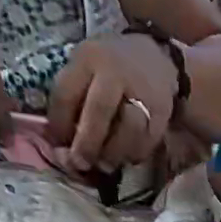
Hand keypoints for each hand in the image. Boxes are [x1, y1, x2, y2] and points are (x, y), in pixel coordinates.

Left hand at [46, 33, 179, 172]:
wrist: (154, 56)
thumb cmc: (109, 67)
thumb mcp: (83, 69)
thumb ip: (70, 100)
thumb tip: (60, 144)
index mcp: (89, 59)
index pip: (66, 95)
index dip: (59, 126)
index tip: (58, 146)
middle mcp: (117, 73)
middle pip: (100, 111)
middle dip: (87, 144)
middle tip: (80, 165)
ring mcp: (144, 92)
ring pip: (129, 129)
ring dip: (114, 154)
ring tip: (105, 165)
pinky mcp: (163, 112)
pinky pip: (148, 140)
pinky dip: (135, 154)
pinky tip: (126, 157)